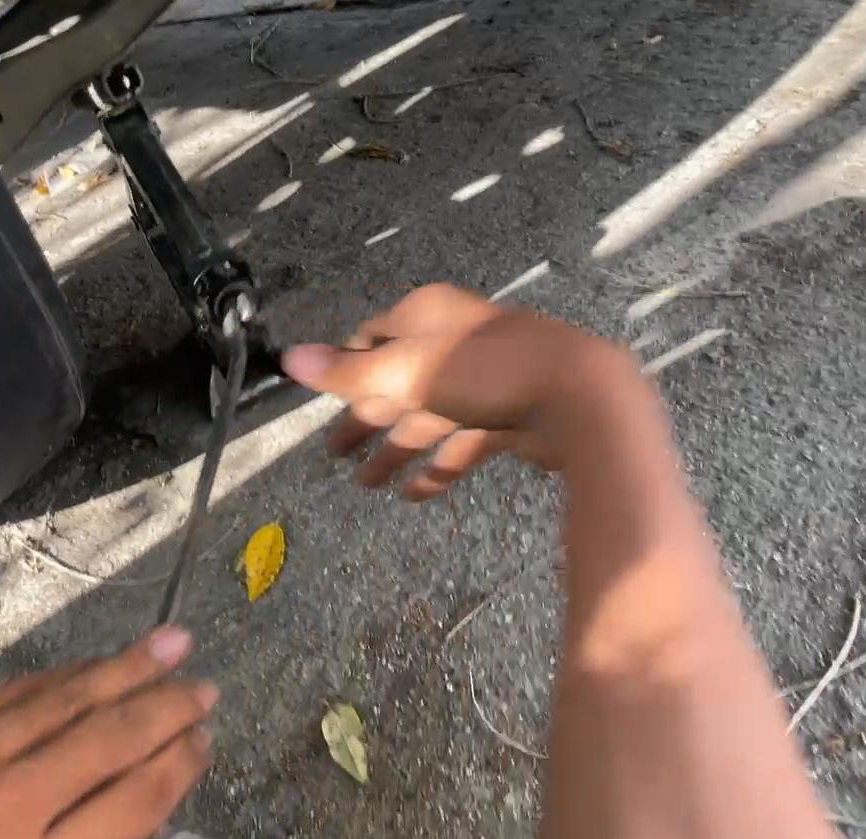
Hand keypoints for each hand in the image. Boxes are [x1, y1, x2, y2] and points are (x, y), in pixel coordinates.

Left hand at [0, 627, 213, 838]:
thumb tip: (145, 774)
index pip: (129, 804)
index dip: (176, 764)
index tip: (203, 739)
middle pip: (107, 738)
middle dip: (166, 705)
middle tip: (205, 684)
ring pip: (66, 698)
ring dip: (127, 669)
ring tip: (173, 643)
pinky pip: (17, 689)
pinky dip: (69, 676)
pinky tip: (99, 664)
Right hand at [281, 283, 631, 496]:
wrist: (578, 397)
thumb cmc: (485, 372)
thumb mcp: (406, 370)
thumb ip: (347, 371)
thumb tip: (287, 357)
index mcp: (425, 319)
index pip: (371, 338)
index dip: (346, 369)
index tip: (325, 401)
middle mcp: (452, 344)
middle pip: (396, 385)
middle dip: (365, 422)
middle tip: (336, 456)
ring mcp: (483, 381)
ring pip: (427, 418)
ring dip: (397, 452)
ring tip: (369, 487)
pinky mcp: (507, 415)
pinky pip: (462, 442)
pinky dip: (439, 466)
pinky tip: (418, 493)